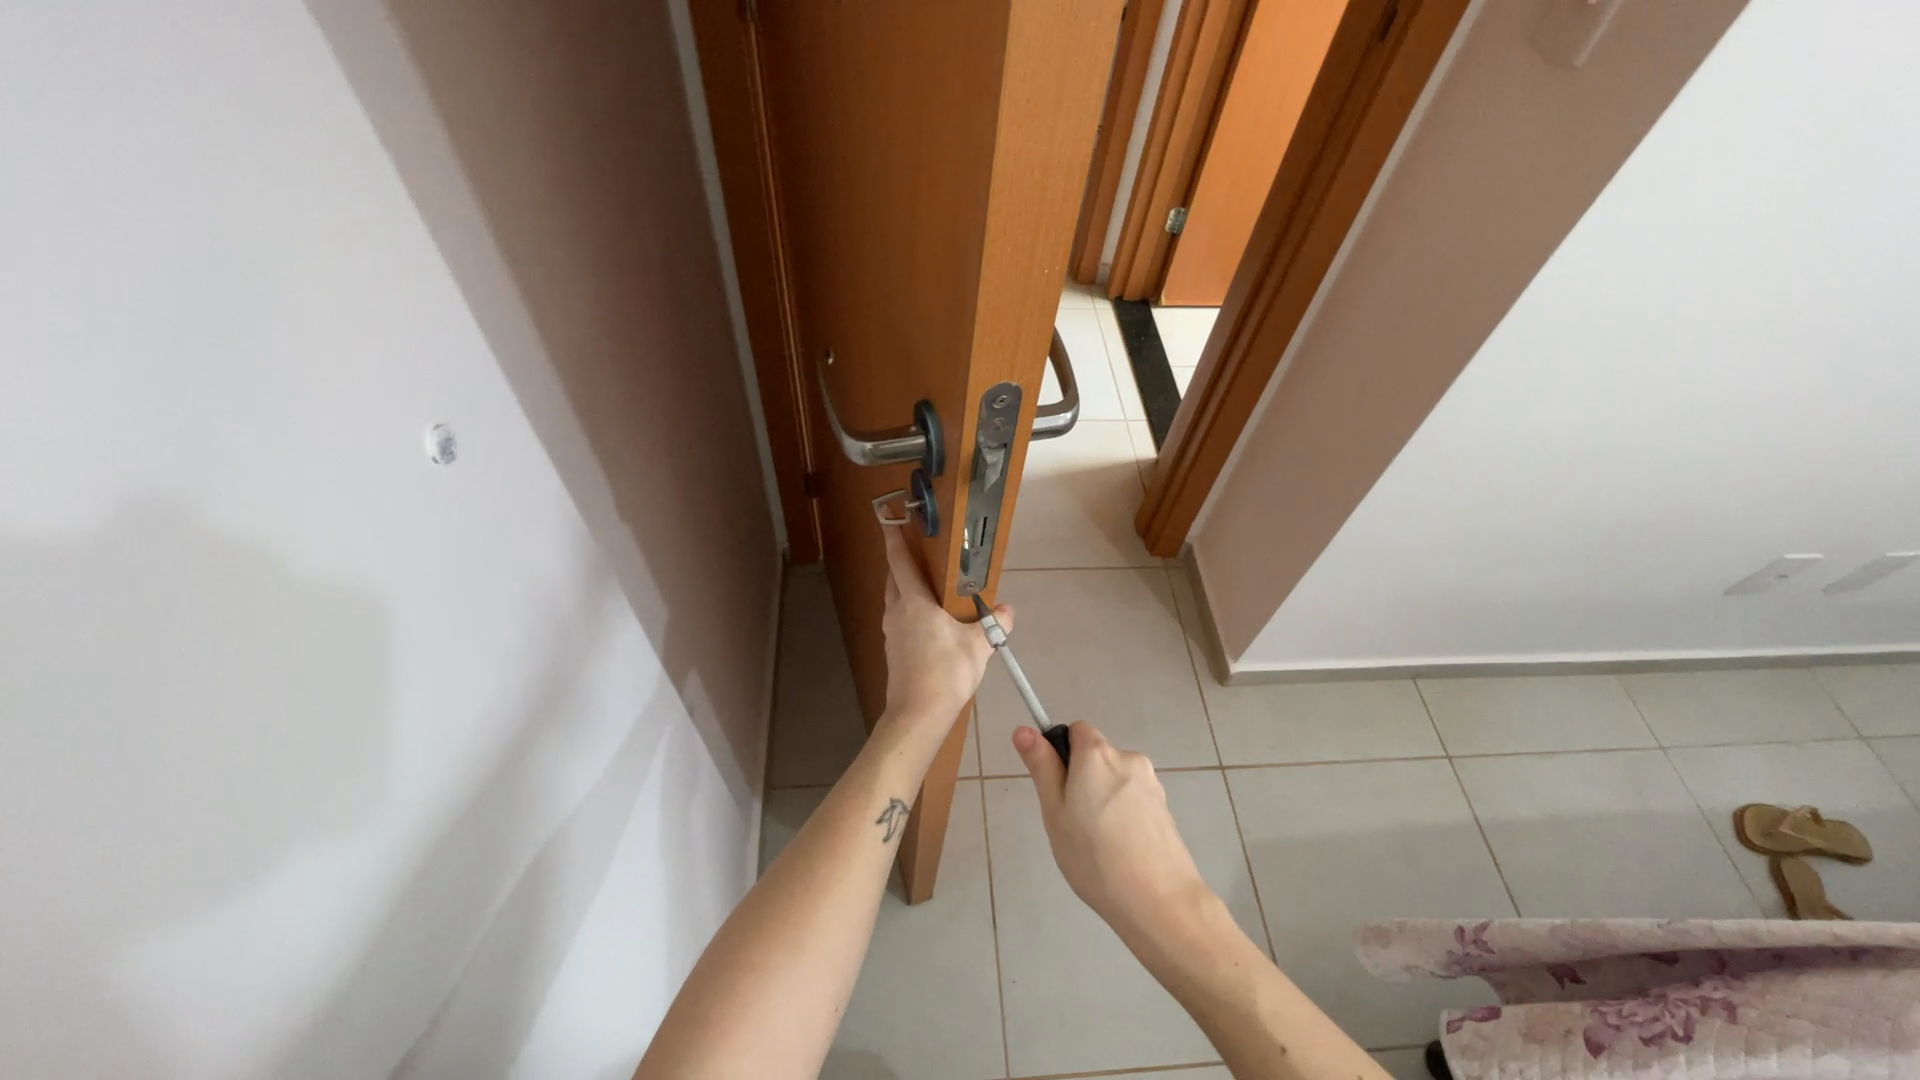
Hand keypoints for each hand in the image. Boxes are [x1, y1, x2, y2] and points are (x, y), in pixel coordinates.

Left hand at [878, 523, 1012, 731]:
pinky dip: (908, 610)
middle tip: (914, 550)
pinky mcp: (892, 650)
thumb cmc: (946, 672)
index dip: (894, 538)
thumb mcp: (978, 646)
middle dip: (899, 562)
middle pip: (893, 579)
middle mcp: (897, 613)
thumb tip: (1007, 611)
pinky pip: (898, 619)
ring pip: (894, 600)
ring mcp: (891, 633)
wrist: (918, 714)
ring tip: (924, 583)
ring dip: (903, 587)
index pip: (900, 562)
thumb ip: (994, 625)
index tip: (887, 518)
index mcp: (914, 603)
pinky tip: (926, 619)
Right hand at [1013, 722, 1210, 937]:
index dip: (1062, 753)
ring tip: (1097, 844)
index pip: (1076, 730)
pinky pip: (1134, 802)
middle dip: (1082, 781)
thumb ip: (1042, 767)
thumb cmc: (1094, 856)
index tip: (1057, 789)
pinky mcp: (1166, 809)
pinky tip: (1121, 851)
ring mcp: (1152, 784)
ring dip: (1104, 800)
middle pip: (1097, 757)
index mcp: (1097, 754)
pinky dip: (1124, 817)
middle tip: (1072, 823)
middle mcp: (1128, 759)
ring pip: (1115, 782)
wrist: (1159, 900)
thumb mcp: (1054, 812)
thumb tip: (1024, 731)